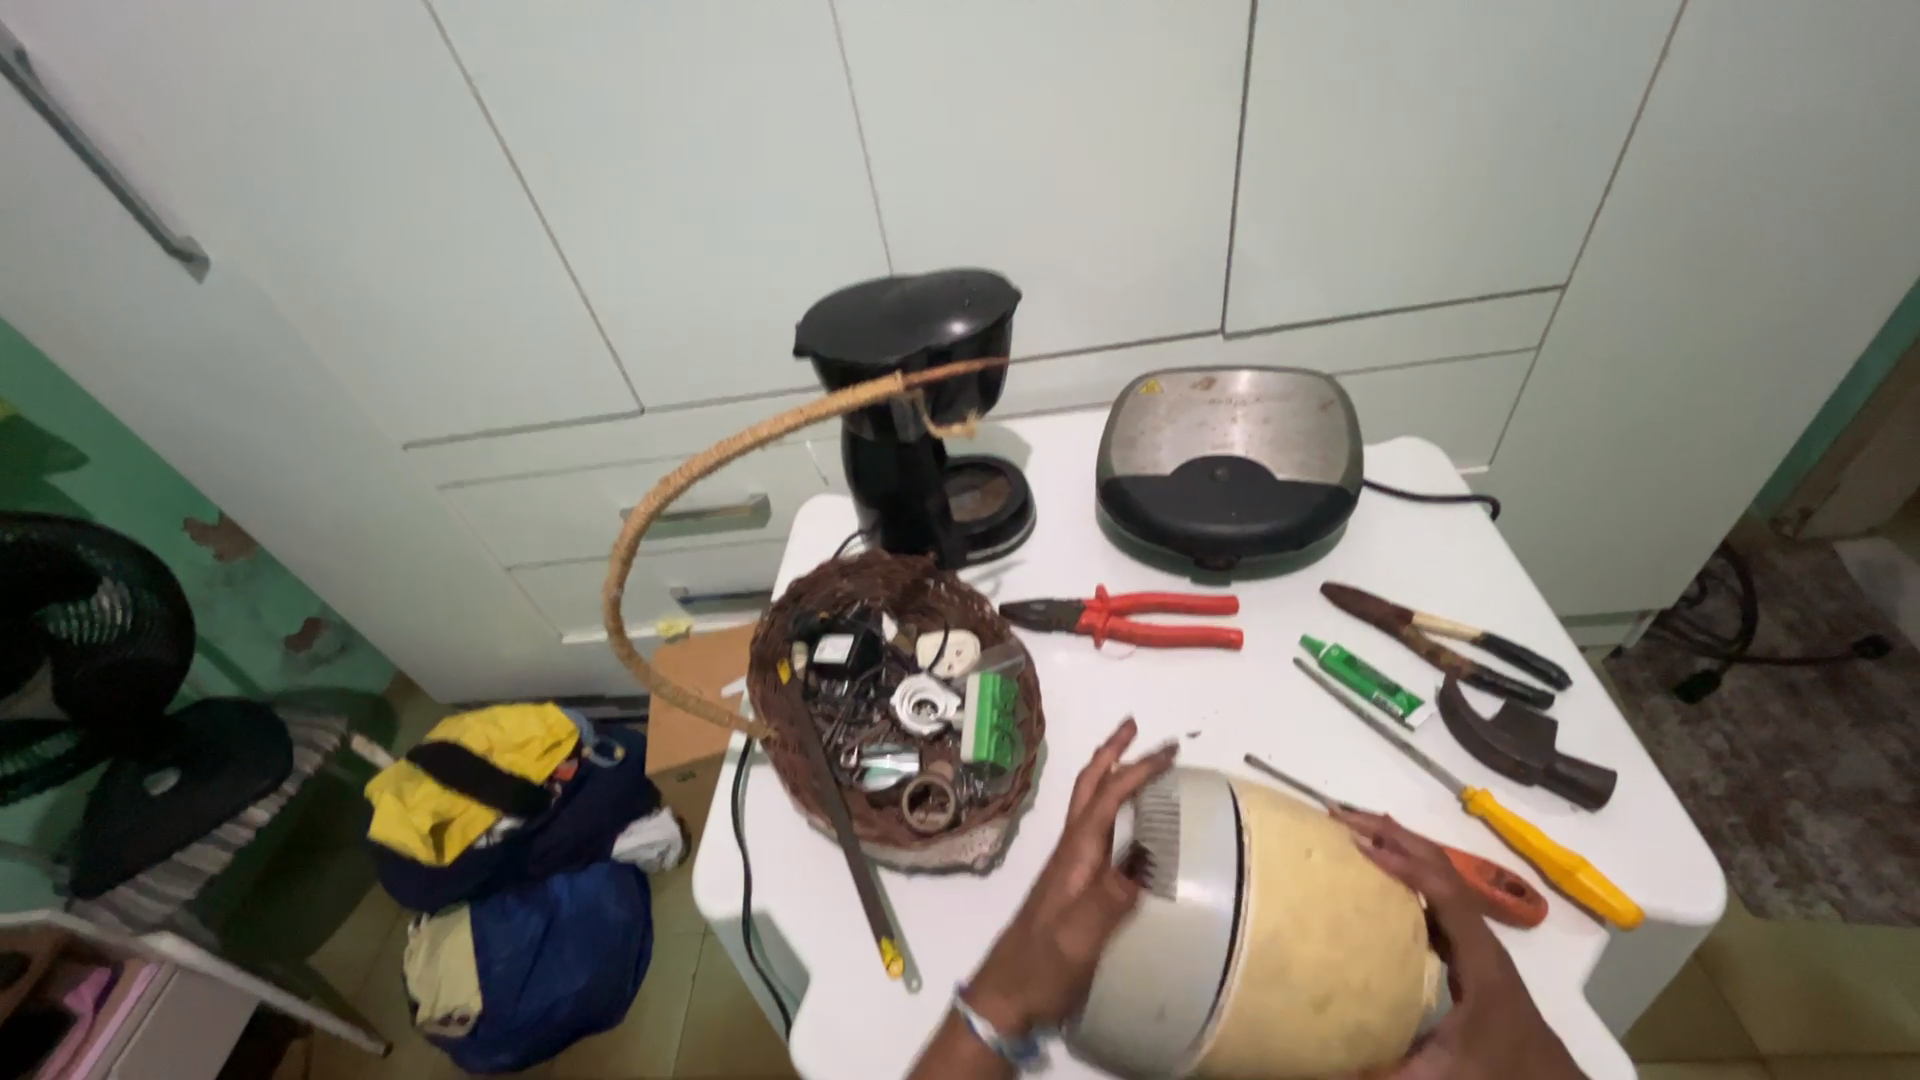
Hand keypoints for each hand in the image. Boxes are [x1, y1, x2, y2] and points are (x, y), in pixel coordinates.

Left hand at [965, 718, 1176, 1033]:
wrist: (1006, 994)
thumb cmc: (1043, 965)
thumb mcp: (1080, 937)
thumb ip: (1111, 896)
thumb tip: (1148, 852)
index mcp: (1075, 853)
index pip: (1107, 798)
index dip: (1136, 770)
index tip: (1167, 750)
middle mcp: (1071, 849)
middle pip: (1089, 787)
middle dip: (1112, 752)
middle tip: (1134, 726)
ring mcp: (1069, 864)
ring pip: (1089, 803)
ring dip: (1110, 773)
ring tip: (1132, 758)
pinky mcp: (1072, 882)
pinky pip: (1096, 827)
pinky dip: (1111, 805)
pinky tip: (1124, 820)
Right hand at [1337, 810, 1587, 1079]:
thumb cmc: (1500, 1073)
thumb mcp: (1447, 1077)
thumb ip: (1388, 1072)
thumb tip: (1326, 1066)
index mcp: (1480, 958)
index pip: (1443, 893)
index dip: (1404, 864)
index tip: (1359, 846)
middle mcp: (1478, 935)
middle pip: (1440, 867)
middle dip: (1392, 835)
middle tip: (1340, 815)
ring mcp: (1472, 936)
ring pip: (1437, 872)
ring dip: (1396, 843)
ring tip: (1349, 825)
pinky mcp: (1463, 944)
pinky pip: (1431, 890)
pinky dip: (1402, 865)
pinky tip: (1375, 863)